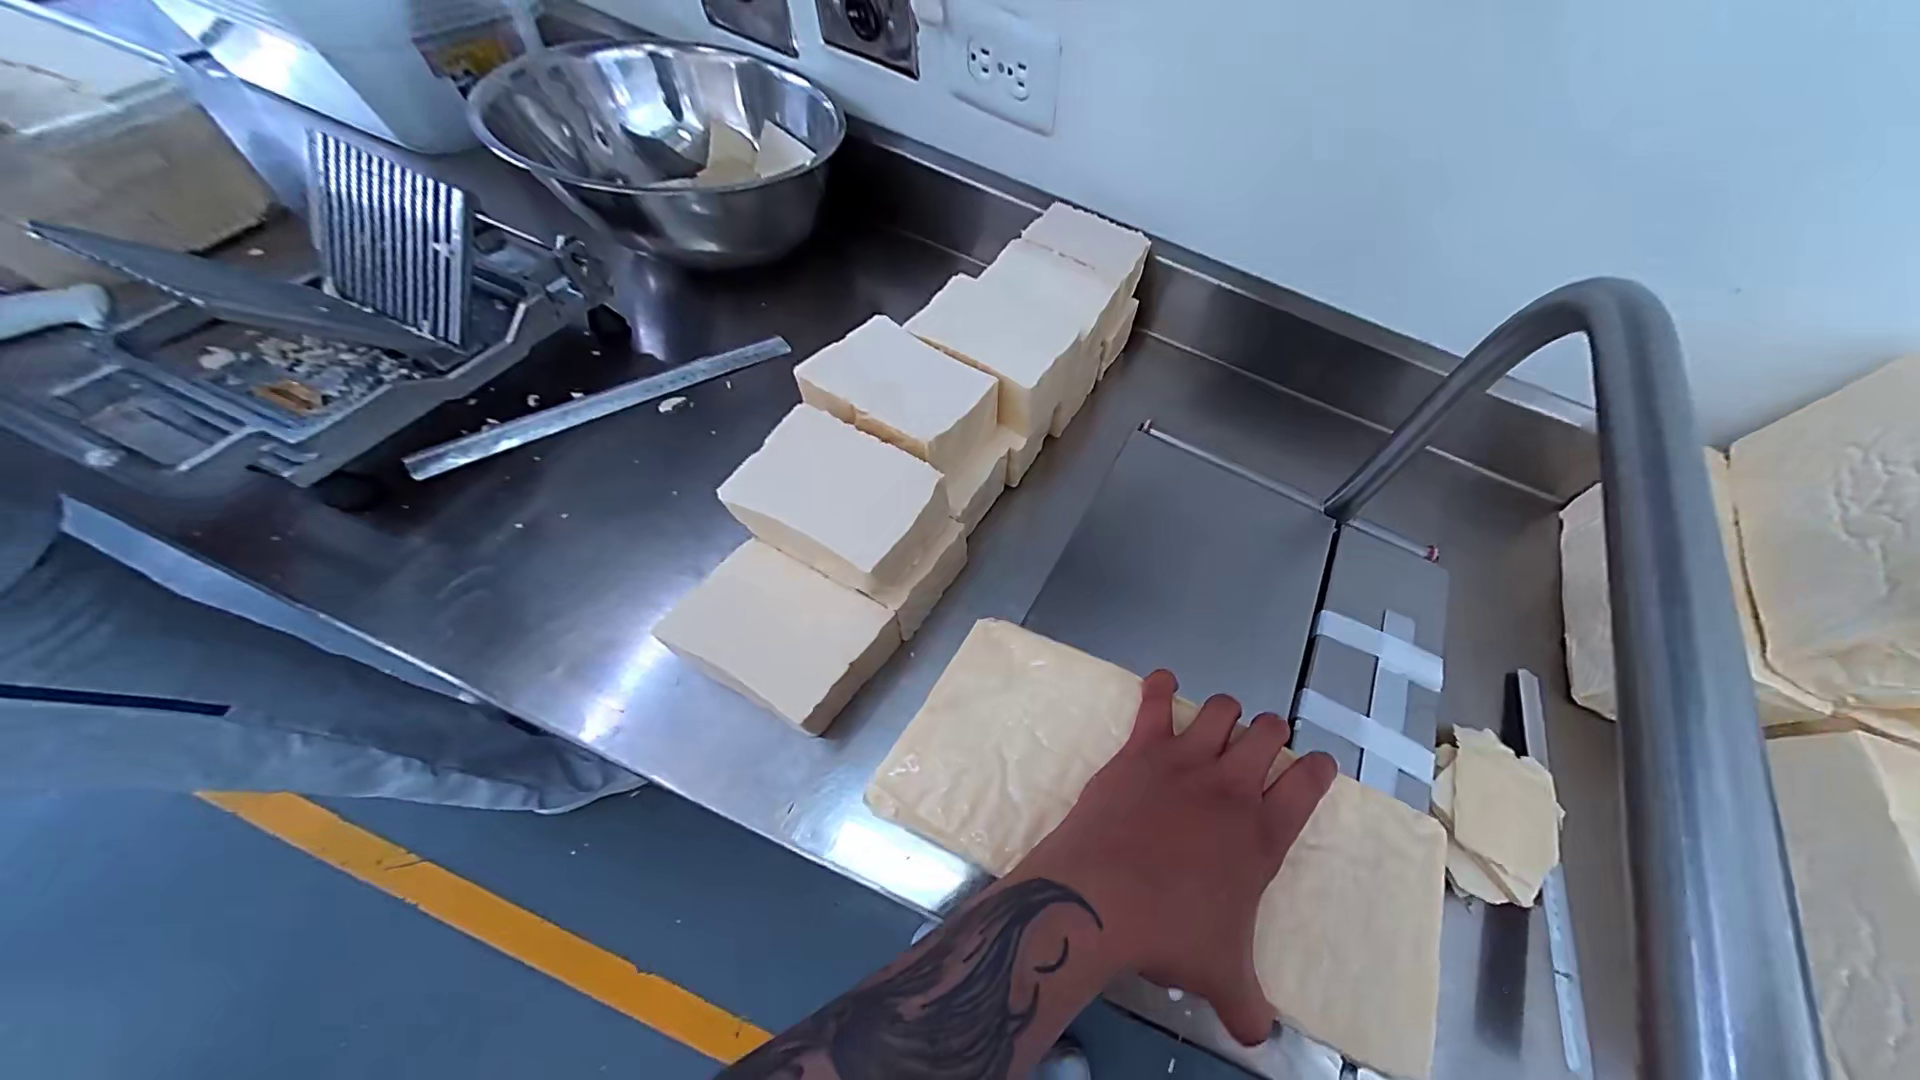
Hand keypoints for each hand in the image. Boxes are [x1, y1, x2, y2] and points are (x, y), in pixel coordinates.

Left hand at [1008, 669, 1338, 1045]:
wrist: (1101, 895)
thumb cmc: (1169, 933)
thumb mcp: (1222, 977)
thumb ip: (1249, 1003)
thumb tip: (1263, 1038)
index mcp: (1262, 834)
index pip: (1308, 785)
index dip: (1319, 769)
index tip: (1319, 764)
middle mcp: (1230, 787)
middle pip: (1267, 735)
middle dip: (1272, 733)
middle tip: (1264, 742)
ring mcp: (1184, 761)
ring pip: (1221, 712)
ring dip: (1227, 712)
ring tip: (1223, 720)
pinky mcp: (1140, 749)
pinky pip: (1155, 703)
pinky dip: (1160, 687)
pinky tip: (1162, 680)